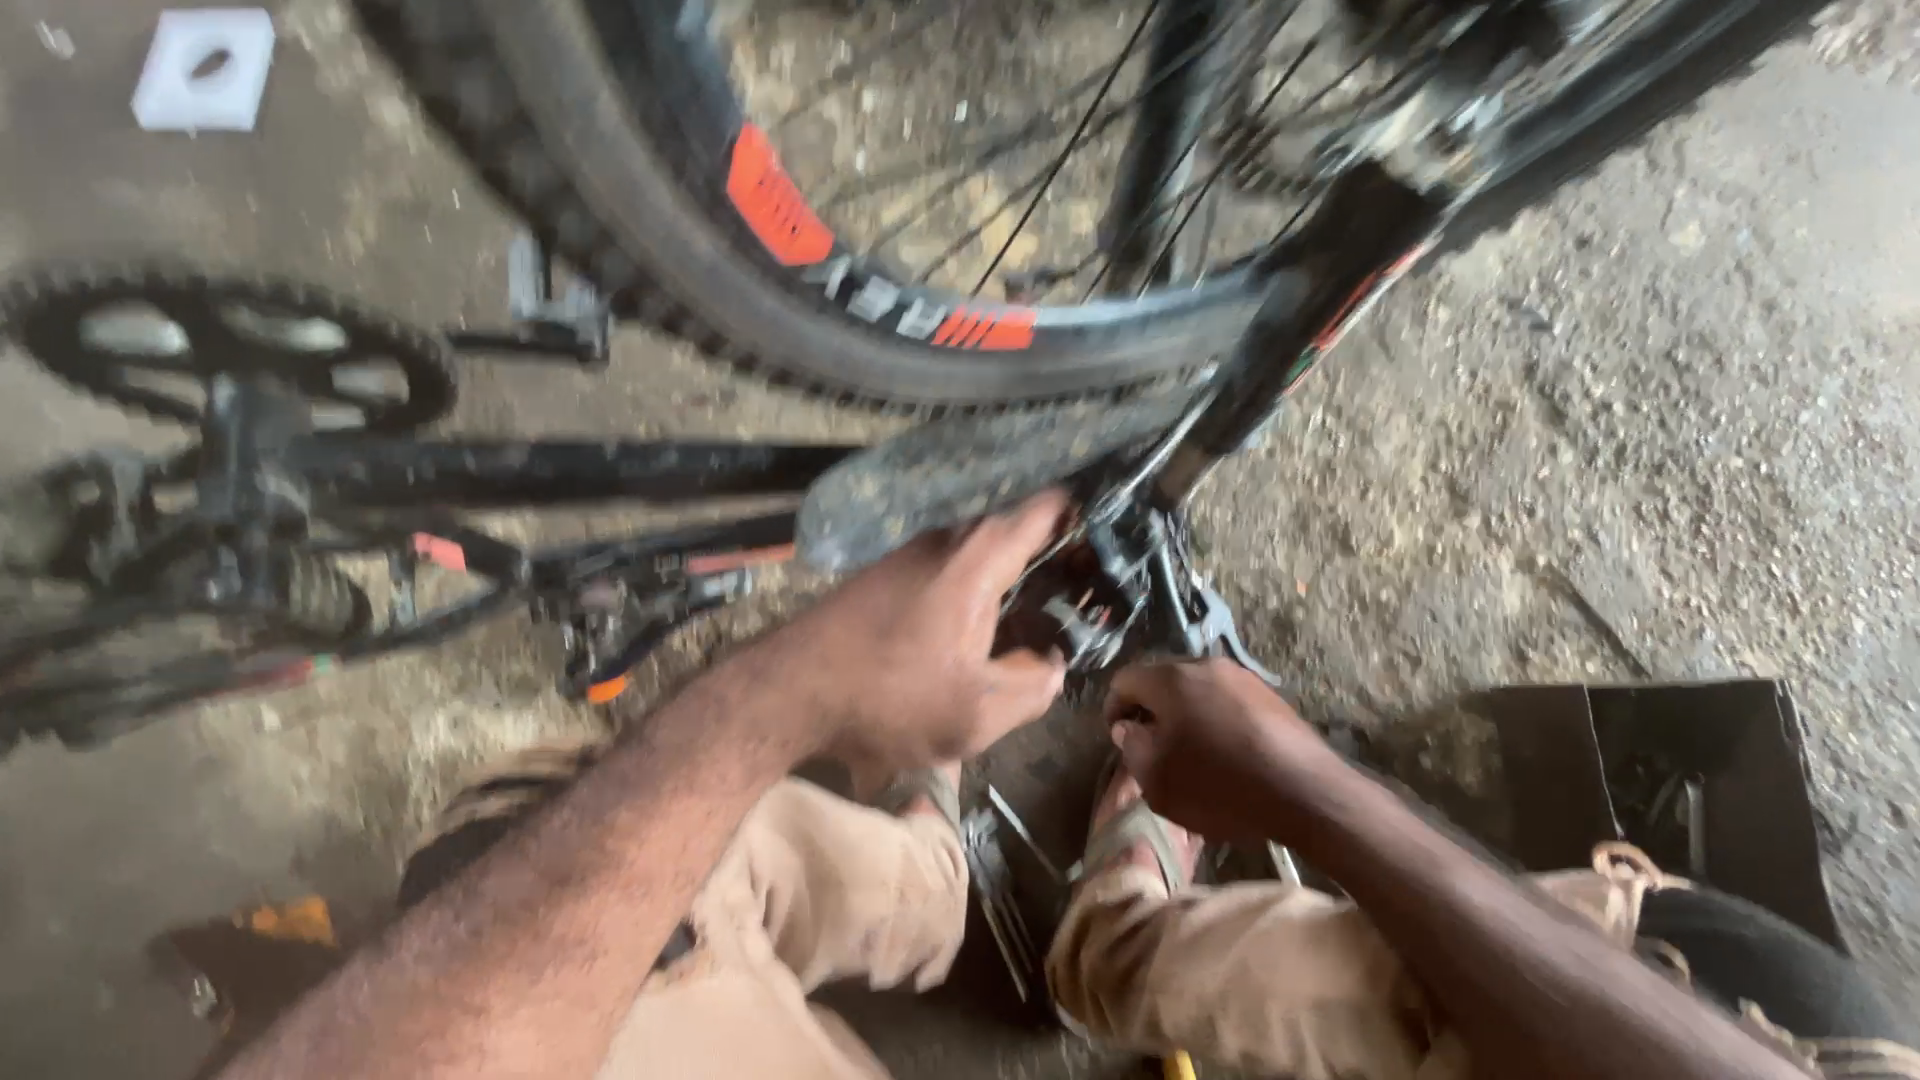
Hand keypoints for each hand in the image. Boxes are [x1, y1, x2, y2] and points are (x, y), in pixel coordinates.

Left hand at [773, 490, 1070, 788]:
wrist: (786, 691)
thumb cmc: (888, 696)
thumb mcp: (980, 711)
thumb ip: (1036, 683)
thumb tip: (1048, 660)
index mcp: (981, 554)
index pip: (1051, 507)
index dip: (1090, 523)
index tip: (1112, 558)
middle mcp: (948, 538)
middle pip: (1020, 535)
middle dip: (1055, 569)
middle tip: (1079, 614)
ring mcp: (912, 553)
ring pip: (983, 561)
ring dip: (1011, 592)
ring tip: (1028, 639)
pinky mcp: (887, 576)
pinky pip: (951, 576)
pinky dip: (975, 600)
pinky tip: (972, 647)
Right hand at [1102, 659, 1335, 840]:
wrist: (1306, 794)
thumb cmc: (1219, 786)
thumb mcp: (1157, 779)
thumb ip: (1131, 747)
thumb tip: (1128, 728)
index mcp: (1171, 679)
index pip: (1125, 681)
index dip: (1113, 709)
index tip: (1118, 739)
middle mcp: (1206, 666)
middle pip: (1162, 681)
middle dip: (1150, 710)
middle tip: (1151, 747)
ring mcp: (1243, 678)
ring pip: (1197, 690)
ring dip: (1185, 715)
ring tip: (1190, 752)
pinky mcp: (1270, 696)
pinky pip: (1227, 701)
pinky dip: (1216, 720)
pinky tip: (1226, 754)